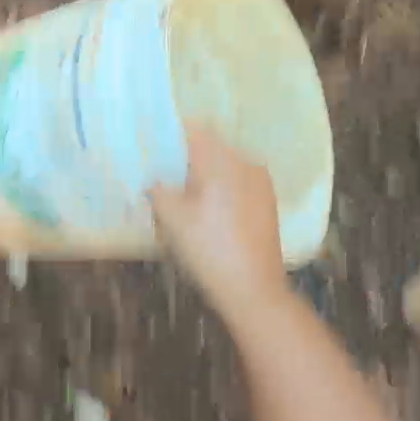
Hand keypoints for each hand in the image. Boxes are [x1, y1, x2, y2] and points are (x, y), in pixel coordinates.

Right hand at [149, 125, 287, 320]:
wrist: (253, 291)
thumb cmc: (207, 248)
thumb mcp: (171, 217)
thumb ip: (158, 187)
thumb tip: (153, 177)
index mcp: (221, 161)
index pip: (193, 129)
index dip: (170, 133)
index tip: (152, 144)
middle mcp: (245, 163)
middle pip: (210, 145)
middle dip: (186, 154)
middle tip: (163, 172)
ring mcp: (261, 183)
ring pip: (225, 163)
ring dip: (205, 170)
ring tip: (184, 192)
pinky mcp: (268, 202)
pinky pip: (238, 180)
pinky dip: (221, 185)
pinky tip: (207, 208)